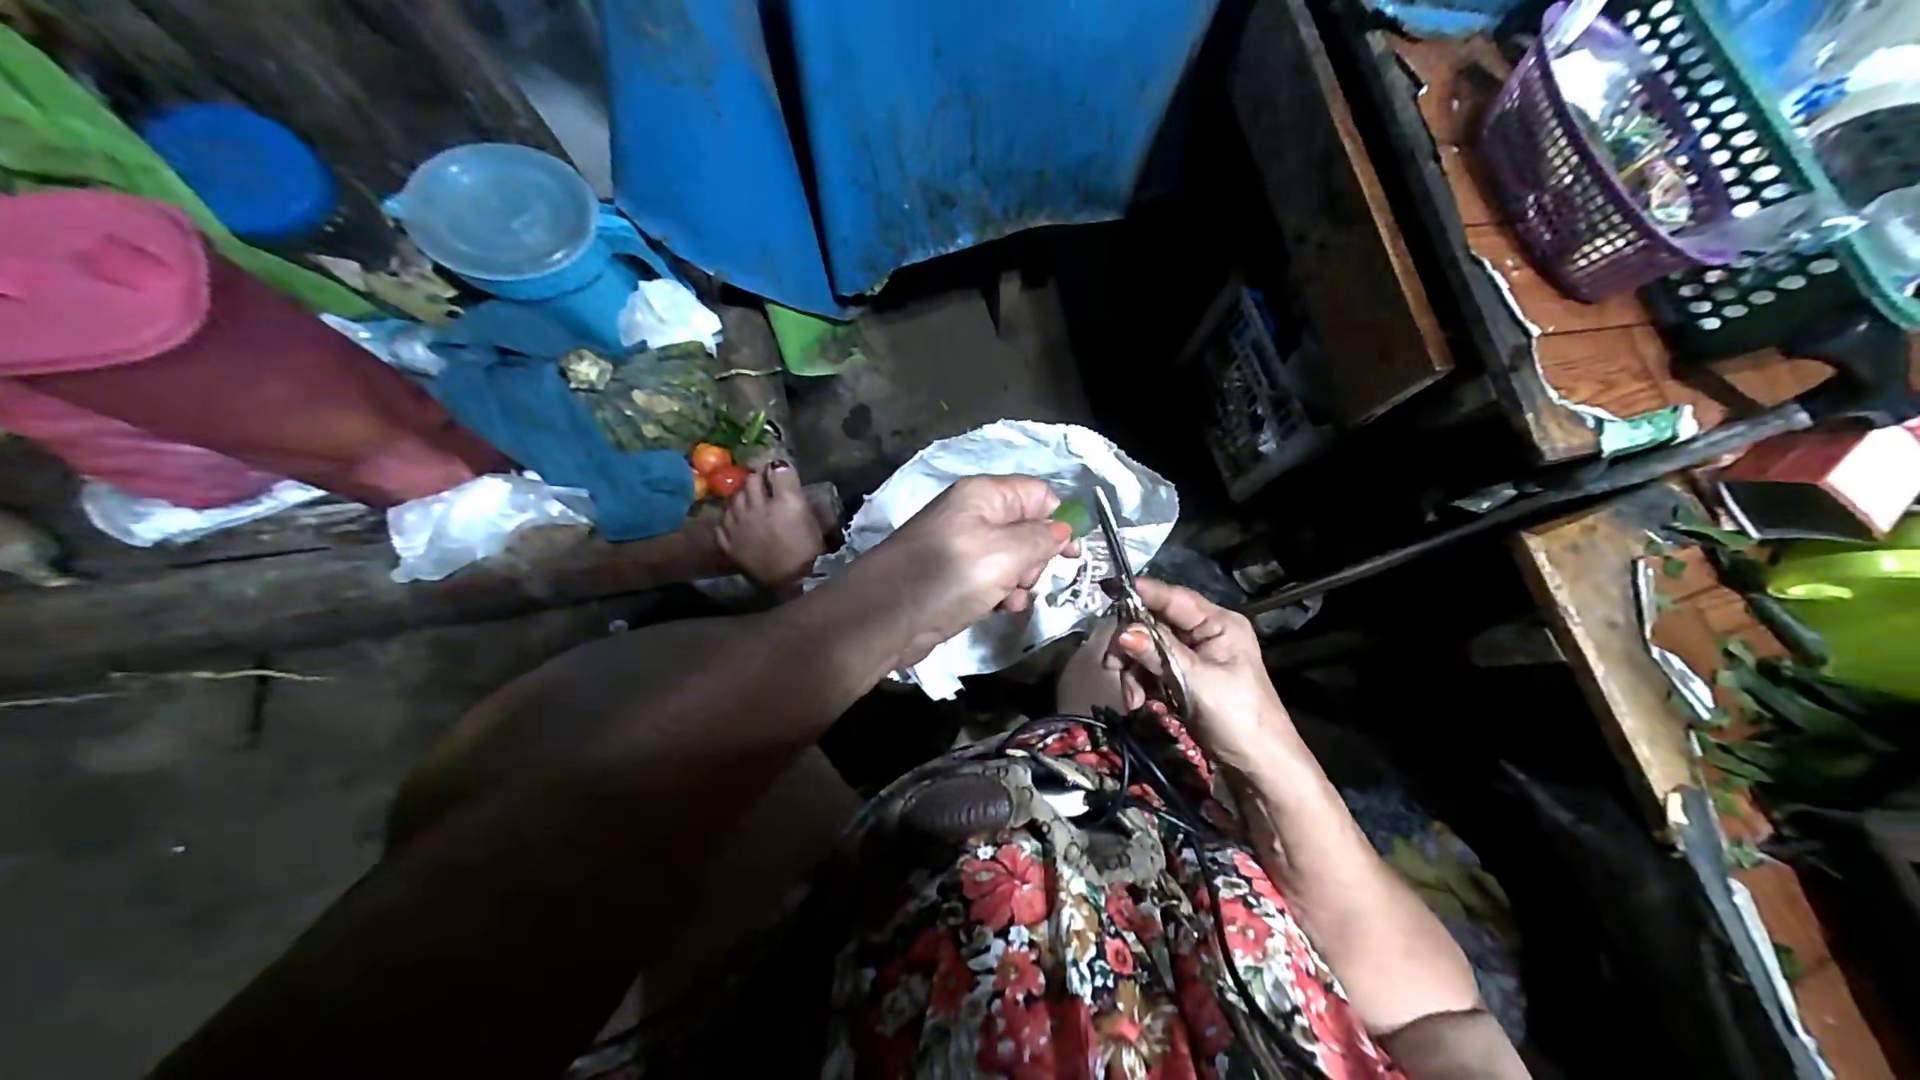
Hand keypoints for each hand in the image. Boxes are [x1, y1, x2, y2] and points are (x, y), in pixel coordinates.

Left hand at [856, 475, 1076, 666]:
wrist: (884, 617)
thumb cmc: (948, 577)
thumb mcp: (1005, 553)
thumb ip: (1041, 539)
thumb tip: (1063, 529)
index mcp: (984, 495)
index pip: (1038, 494)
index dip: (1058, 521)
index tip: (1071, 554)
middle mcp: (973, 514)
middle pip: (1027, 526)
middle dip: (1037, 555)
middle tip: (1027, 578)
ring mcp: (961, 546)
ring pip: (1012, 557)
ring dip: (1021, 580)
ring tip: (1010, 597)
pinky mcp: (953, 576)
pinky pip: (991, 578)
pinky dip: (1000, 592)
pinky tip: (998, 608)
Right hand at [1105, 577, 1293, 768]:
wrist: (1260, 768)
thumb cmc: (1237, 718)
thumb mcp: (1195, 681)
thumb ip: (1158, 653)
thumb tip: (1123, 633)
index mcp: (1220, 624)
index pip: (1173, 598)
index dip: (1141, 592)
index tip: (1108, 590)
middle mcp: (1206, 633)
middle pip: (1154, 623)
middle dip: (1131, 645)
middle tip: (1112, 666)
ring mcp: (1194, 656)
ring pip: (1147, 647)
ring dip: (1134, 671)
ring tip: (1133, 698)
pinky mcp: (1184, 677)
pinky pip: (1151, 669)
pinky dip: (1141, 683)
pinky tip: (1140, 702)